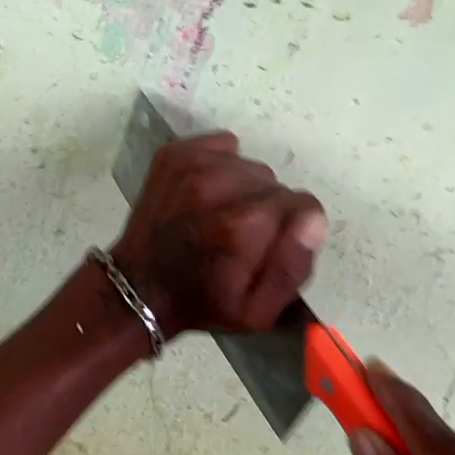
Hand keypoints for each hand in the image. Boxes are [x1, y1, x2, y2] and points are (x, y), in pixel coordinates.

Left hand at [109, 131, 326, 337]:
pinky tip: (211, 191)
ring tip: (223, 214)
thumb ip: (293, 265)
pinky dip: (225, 163)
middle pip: (274, 182)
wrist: (141, 285)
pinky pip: (224, 144)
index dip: (293, 227)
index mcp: (237, 227)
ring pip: (250, 165)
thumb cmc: (204, 301)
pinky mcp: (173, 153)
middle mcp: (213, 186)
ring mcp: (189, 165)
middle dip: (269, 207)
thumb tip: (313, 219)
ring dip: (246, 186)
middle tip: (244, 235)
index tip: (271, 245)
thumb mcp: (258, 310)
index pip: (301, 203)